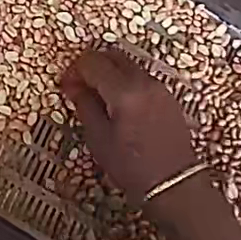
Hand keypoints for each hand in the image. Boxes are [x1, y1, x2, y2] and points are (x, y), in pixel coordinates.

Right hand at [60, 48, 201, 199]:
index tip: (66, 84)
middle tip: (78, 86)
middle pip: (112, 55)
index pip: (93, 62)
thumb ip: (85, 106)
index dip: (75, 70)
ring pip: (128, 64)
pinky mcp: (167, 97)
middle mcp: (144, 82)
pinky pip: (140, 78)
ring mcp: (159, 87)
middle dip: (92, 66)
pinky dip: (124, 82)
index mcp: (124, 91)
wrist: (174, 184)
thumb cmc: (132, 167)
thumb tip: (74, 86)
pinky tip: (117, 105)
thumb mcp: (99, 139)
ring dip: (109, 73)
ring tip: (96, 97)